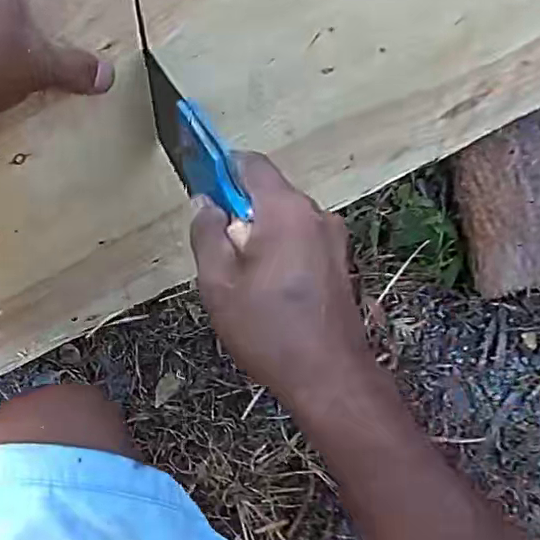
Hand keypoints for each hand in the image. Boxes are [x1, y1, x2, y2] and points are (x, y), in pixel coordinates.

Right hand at [191, 154, 375, 405]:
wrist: (327, 374)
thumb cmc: (267, 330)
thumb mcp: (218, 284)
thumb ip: (207, 235)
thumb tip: (203, 202)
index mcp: (285, 212)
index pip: (251, 165)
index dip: (221, 168)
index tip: (200, 186)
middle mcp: (316, 215)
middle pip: (268, 197)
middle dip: (238, 217)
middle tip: (217, 260)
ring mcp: (333, 240)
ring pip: (283, 223)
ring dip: (257, 240)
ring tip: (241, 286)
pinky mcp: (339, 264)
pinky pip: (299, 244)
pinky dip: (277, 256)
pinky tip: (267, 296)